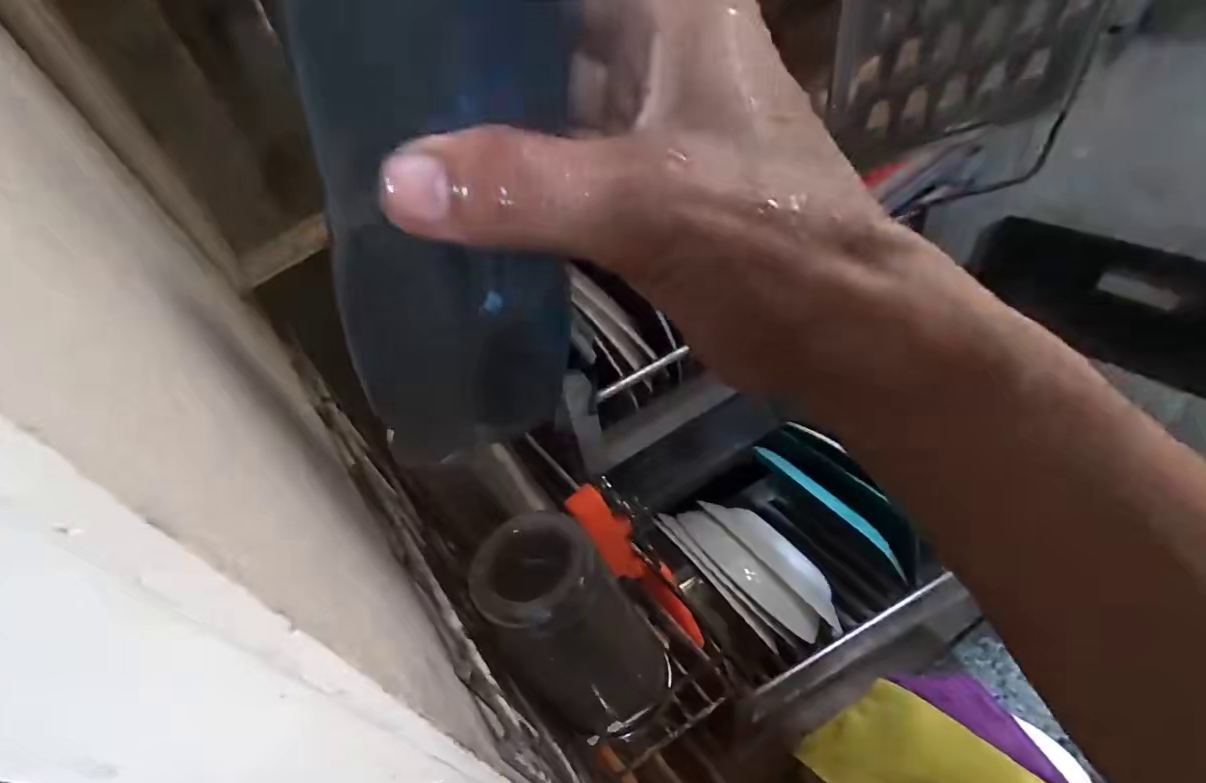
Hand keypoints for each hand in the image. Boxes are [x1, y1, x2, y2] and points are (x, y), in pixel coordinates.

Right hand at [375, 0, 965, 402]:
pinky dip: (508, 183)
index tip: (398, 26)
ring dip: (481, 121)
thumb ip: (524, 187)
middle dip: (467, 56)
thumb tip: (395, 184)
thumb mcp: (642, 202)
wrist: (825, 327)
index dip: (479, 7)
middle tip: (379, 78)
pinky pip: (553, 169)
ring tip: (398, 131)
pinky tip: (454, 198)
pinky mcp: (633, 190)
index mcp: (667, 5)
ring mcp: (640, 123)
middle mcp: (651, 47)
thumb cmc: (763, 243)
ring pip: (541, 101)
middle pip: (540, 31)